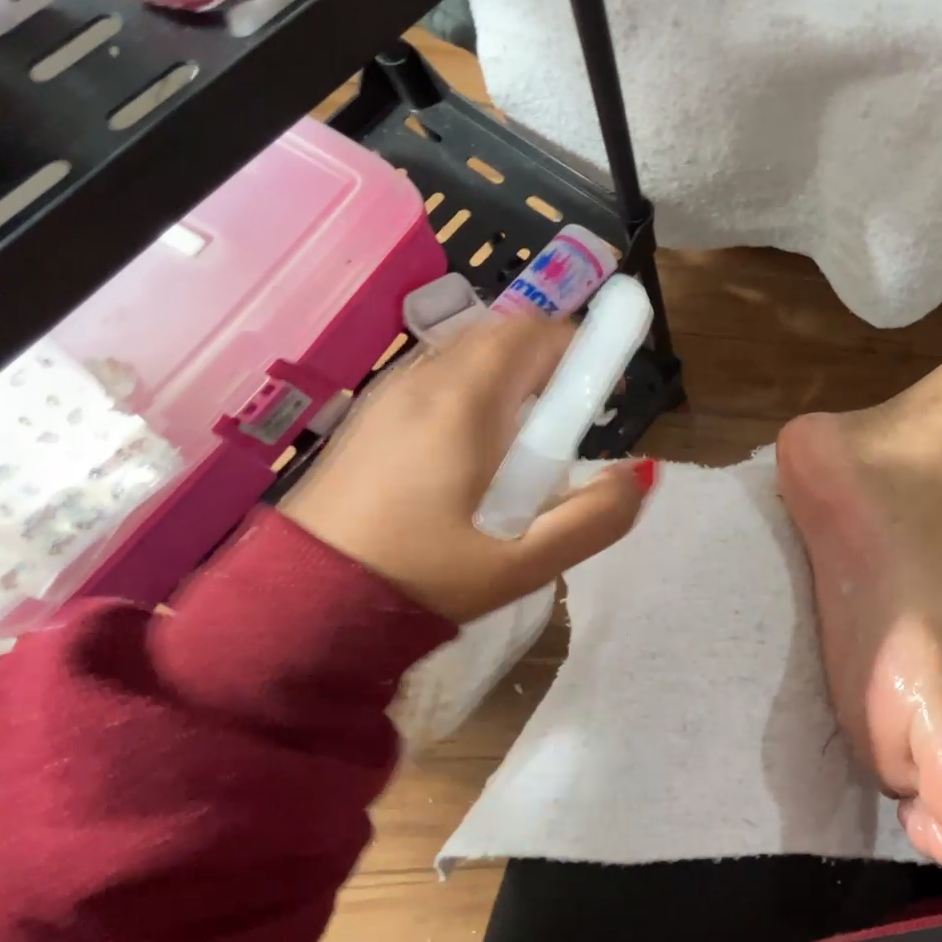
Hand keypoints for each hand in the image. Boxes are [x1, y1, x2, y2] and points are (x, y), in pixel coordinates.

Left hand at [280, 316, 654, 623]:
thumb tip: (642, 472)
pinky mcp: (371, 420)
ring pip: (467, 352)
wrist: (300, 607)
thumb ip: (595, 518)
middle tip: (572, 416)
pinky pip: (438, 376)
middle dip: (549, 358)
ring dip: (512, 372)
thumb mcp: (524, 562)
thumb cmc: (420, 578)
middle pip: (501, 335)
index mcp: (463, 406)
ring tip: (531, 435)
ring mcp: (389, 398)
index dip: (579, 347)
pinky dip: (477, 387)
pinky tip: (480, 448)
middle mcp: (423, 384)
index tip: (602, 392)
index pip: (531, 334)